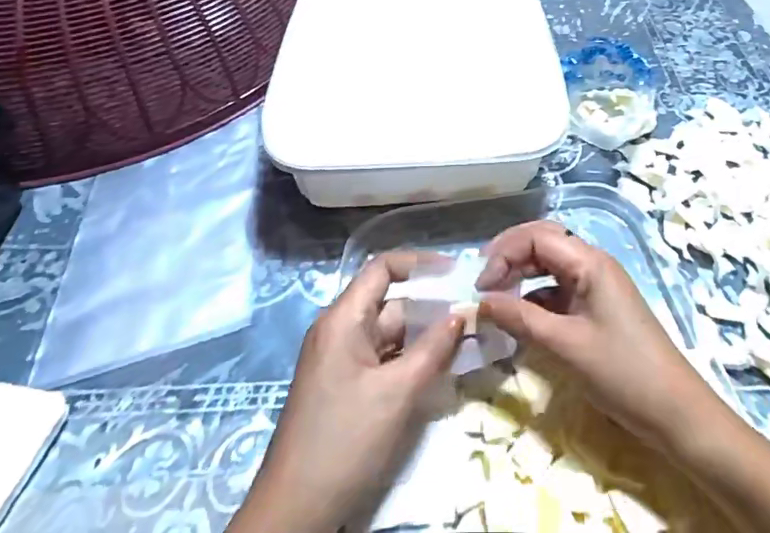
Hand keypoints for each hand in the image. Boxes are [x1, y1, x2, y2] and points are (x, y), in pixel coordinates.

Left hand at [229, 252, 462, 532]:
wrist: (297, 505)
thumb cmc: (346, 439)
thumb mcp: (397, 393)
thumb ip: (433, 349)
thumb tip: (461, 312)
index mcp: (342, 318)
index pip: (382, 268)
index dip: (419, 264)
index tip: (456, 272)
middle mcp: (338, 329)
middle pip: (388, 300)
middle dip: (429, 303)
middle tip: (472, 311)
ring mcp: (339, 357)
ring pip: (387, 331)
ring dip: (422, 333)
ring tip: (465, 336)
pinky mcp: (343, 383)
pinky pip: (380, 356)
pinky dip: (408, 356)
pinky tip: (437, 366)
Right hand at [475, 221, 724, 454]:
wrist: (676, 413)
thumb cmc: (622, 373)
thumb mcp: (565, 346)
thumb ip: (520, 318)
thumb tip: (479, 302)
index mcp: (590, 262)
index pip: (536, 236)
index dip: (503, 253)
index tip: (482, 286)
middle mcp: (593, 264)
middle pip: (542, 241)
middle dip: (509, 256)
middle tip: (484, 283)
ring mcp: (597, 285)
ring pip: (549, 264)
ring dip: (520, 275)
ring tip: (496, 299)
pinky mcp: (597, 307)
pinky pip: (558, 288)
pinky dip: (534, 297)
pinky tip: (520, 317)